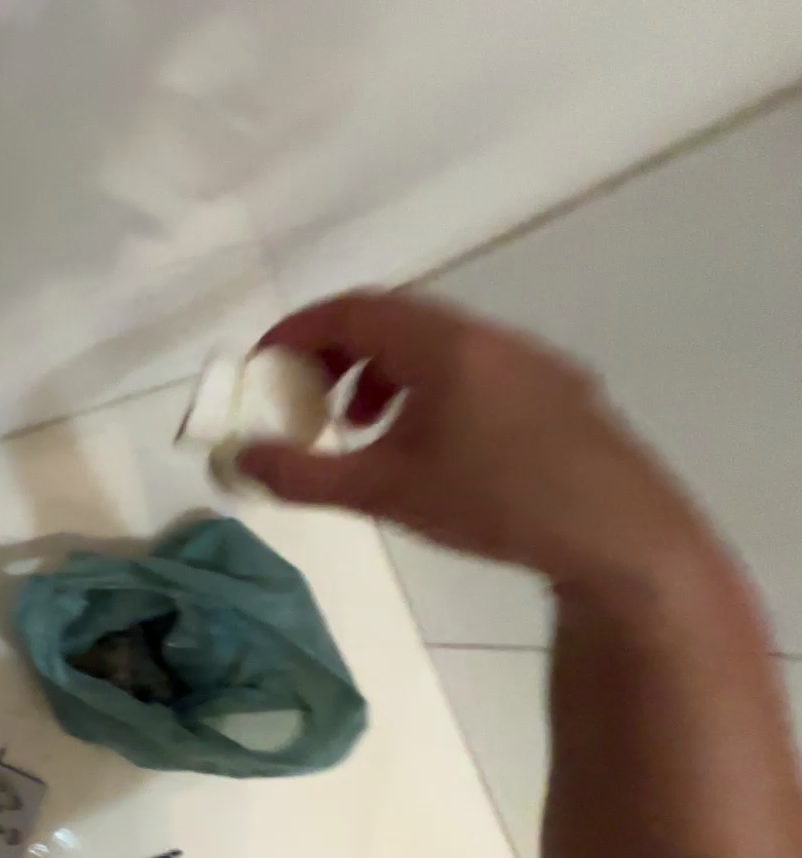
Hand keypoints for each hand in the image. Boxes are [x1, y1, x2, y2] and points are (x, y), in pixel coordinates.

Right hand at [235, 289, 706, 589]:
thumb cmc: (491, 504)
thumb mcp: (378, 493)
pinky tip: (416, 439)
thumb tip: (240, 460)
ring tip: (355, 424)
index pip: (354, 310)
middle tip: (300, 393)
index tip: (261, 362)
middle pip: (391, 318)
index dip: (297, 329)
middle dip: (332, 351)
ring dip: (375, 370)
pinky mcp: (553, 388)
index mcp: (445, 349)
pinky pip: (466, 364)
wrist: (623, 540)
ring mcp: (528, 361)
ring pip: (431, 341)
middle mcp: (488, 339)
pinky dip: (419, 384)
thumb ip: (299, 475)